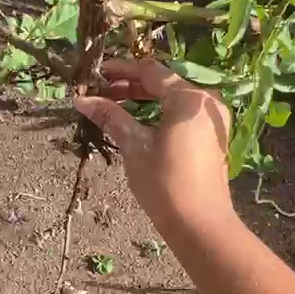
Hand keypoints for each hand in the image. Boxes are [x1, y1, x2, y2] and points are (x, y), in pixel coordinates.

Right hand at [73, 59, 238, 239]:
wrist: (200, 224)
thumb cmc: (165, 183)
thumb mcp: (134, 146)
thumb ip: (111, 116)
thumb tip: (81, 98)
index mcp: (189, 98)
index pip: (151, 71)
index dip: (121, 69)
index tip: (97, 73)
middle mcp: (206, 102)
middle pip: (164, 82)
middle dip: (131, 84)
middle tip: (101, 91)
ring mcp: (213, 119)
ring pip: (173, 97)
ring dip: (144, 99)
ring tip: (114, 104)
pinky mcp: (212, 136)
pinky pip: (182, 113)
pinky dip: (159, 112)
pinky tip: (138, 120)